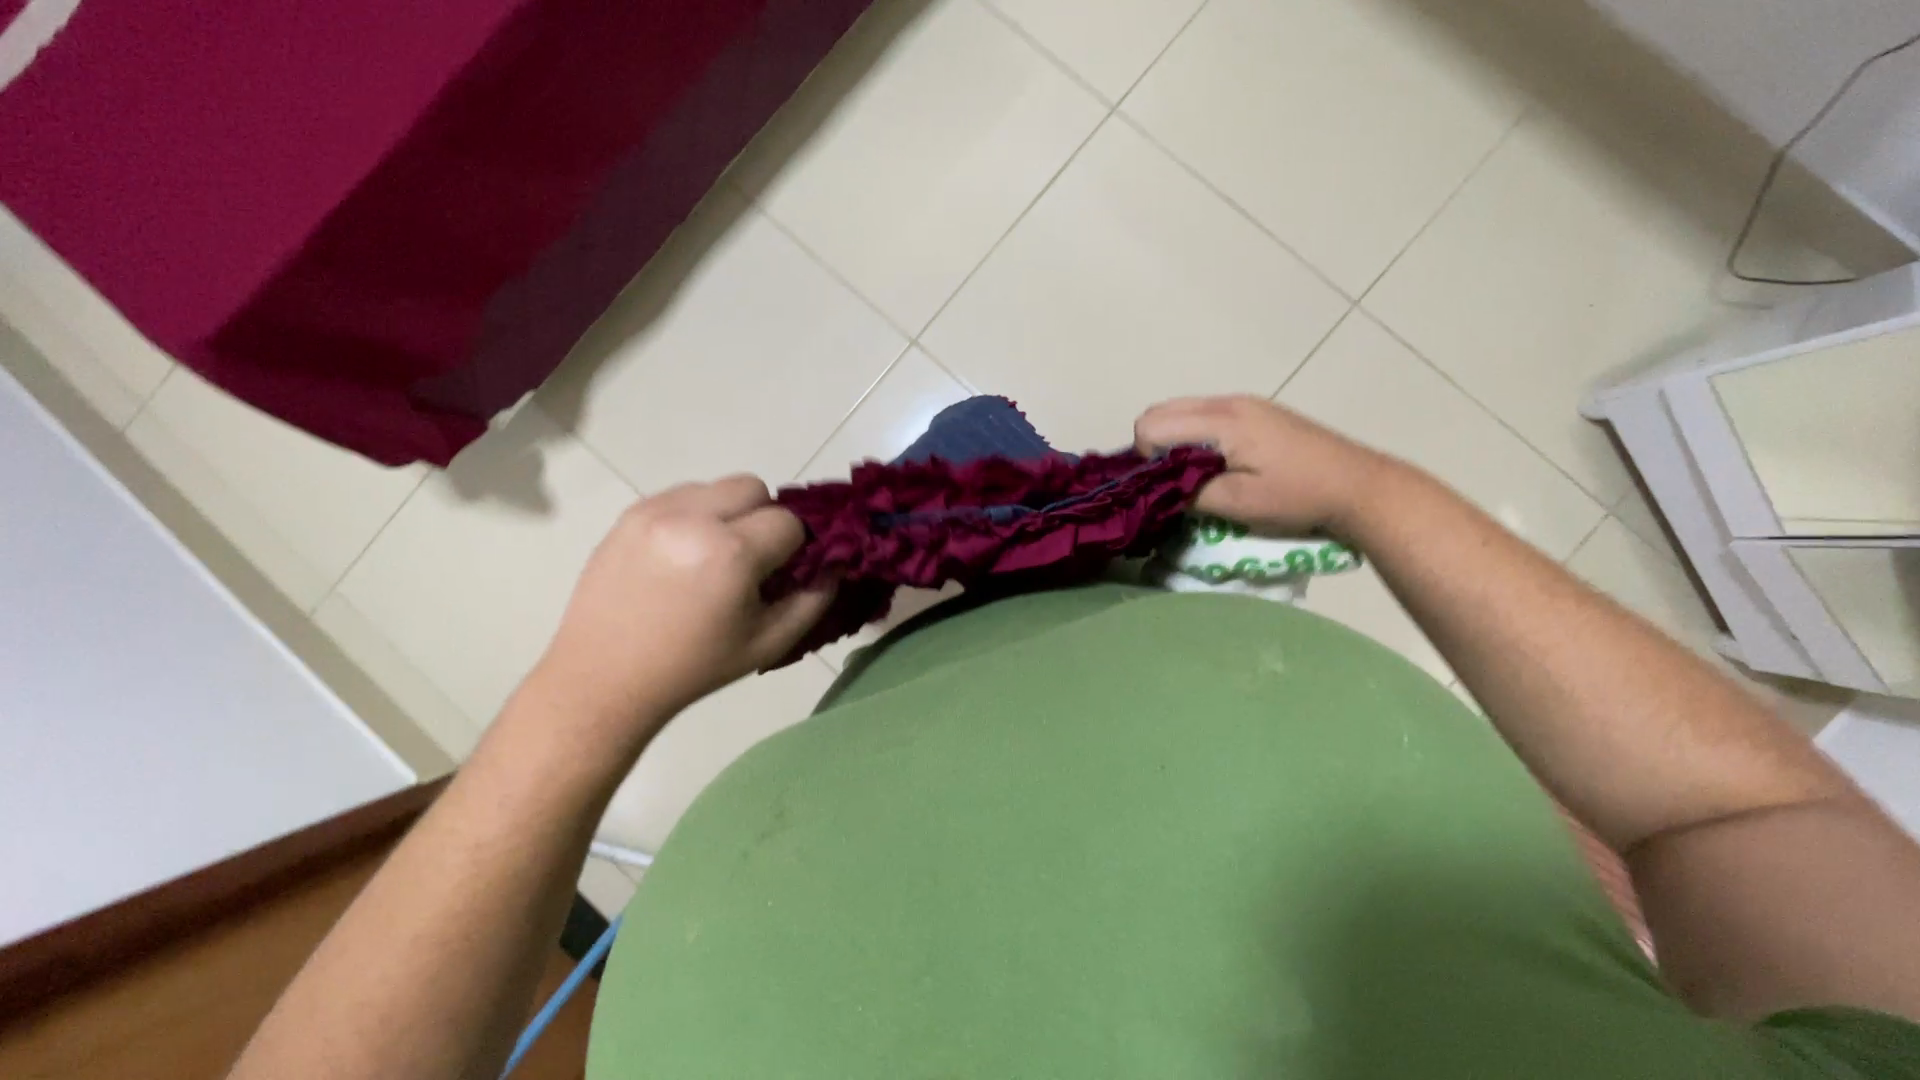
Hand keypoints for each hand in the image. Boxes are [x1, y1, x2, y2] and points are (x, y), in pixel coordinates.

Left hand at [528, 475, 833, 739]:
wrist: (604, 677)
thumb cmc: (693, 667)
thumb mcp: (767, 644)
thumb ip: (812, 600)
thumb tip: (833, 566)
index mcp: (730, 553)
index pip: (788, 521)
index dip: (794, 547)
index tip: (782, 574)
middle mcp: (692, 518)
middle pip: (754, 487)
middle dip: (763, 518)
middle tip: (752, 559)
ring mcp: (655, 511)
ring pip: (716, 487)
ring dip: (728, 513)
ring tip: (713, 557)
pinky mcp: (629, 513)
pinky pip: (681, 495)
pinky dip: (694, 516)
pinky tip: (683, 555)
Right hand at [1135, 395, 1392, 534]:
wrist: (1359, 486)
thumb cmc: (1298, 497)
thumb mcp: (1239, 505)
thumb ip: (1190, 493)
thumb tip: (1159, 489)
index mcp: (1222, 421)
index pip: (1152, 425)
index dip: (1146, 458)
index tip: (1166, 487)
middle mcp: (1229, 401)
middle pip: (1161, 410)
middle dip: (1155, 446)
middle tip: (1174, 482)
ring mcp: (1244, 403)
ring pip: (1182, 411)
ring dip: (1176, 441)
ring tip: (1196, 476)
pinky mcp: (1257, 411)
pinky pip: (1205, 415)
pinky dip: (1196, 438)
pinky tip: (1219, 465)